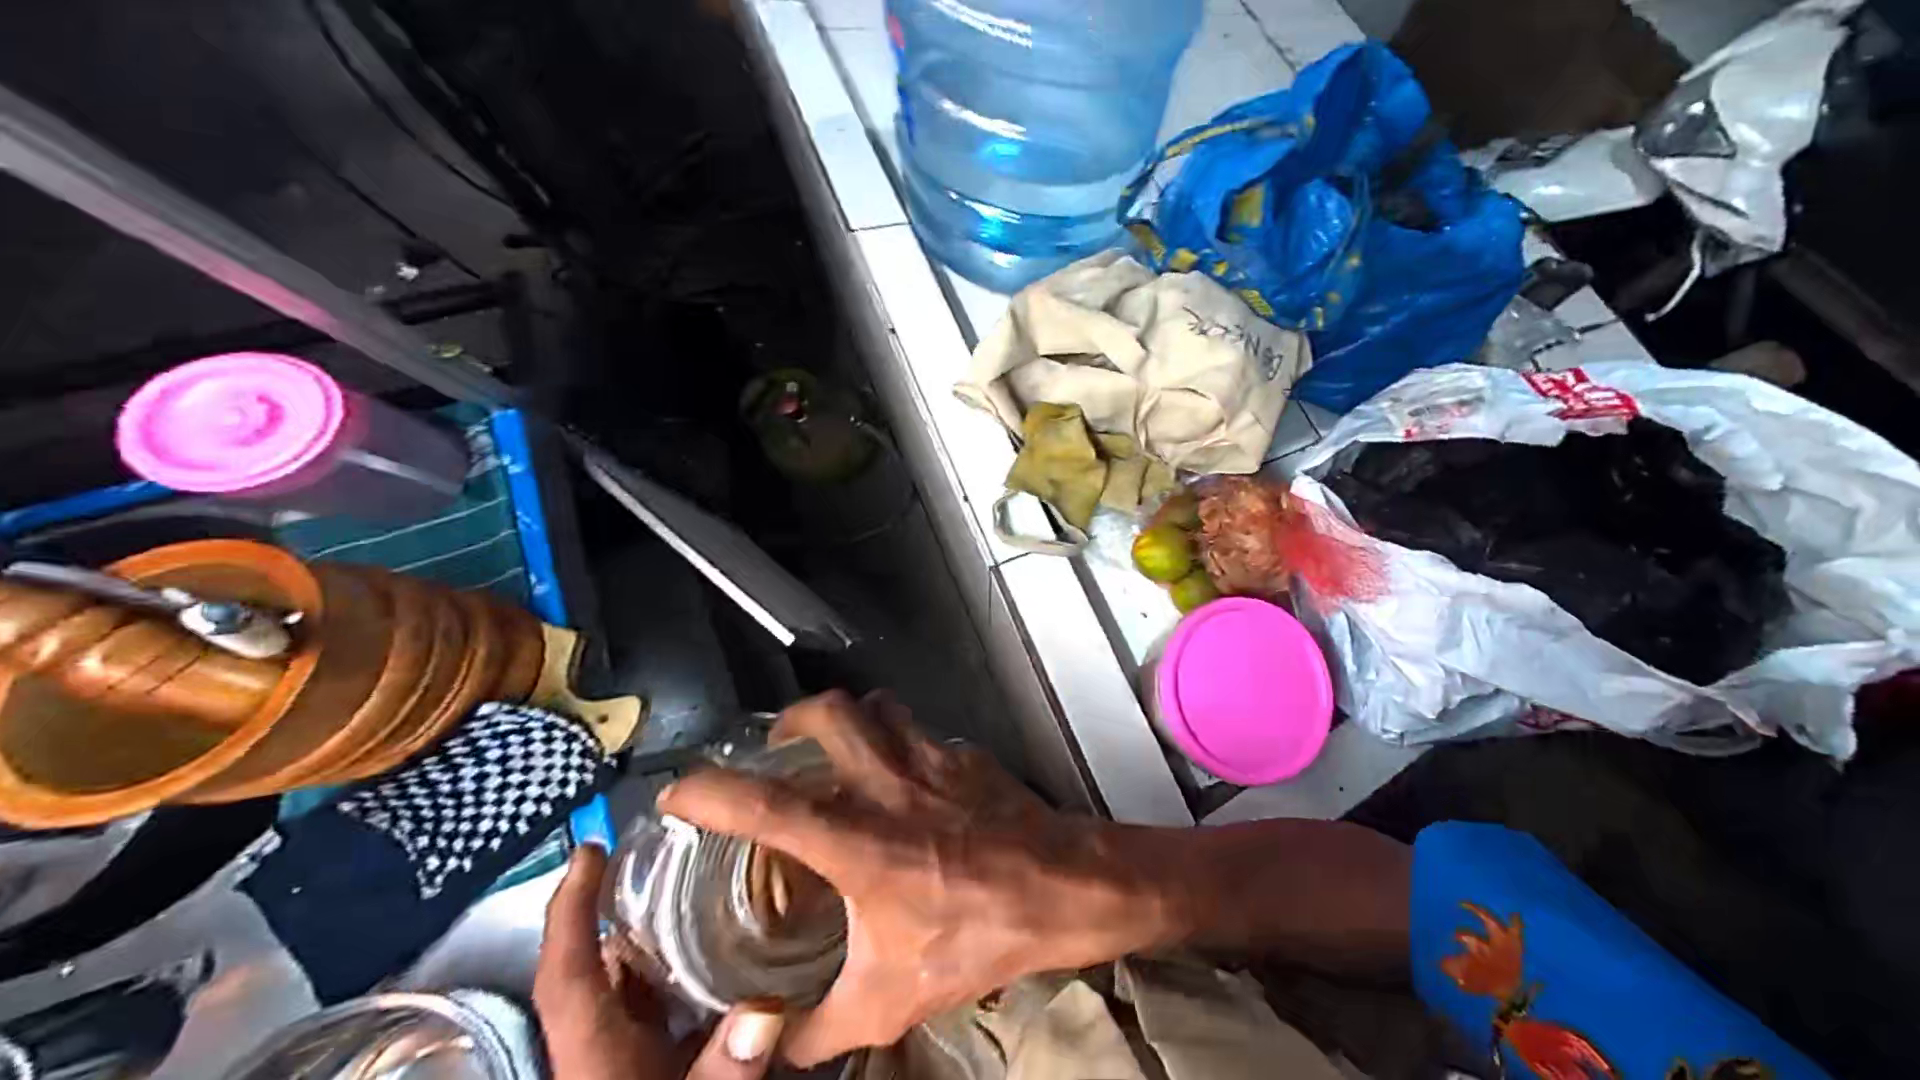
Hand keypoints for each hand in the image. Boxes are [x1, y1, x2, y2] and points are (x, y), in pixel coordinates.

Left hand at [534, 846, 786, 1079]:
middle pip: (601, 966)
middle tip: (677, 855)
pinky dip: (681, 972)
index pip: (566, 972)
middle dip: (628, 908)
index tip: (590, 851)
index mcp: (593, 1059)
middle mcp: (602, 1051)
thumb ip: (725, 1075)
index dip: (570, 908)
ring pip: (631, 985)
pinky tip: (723, 953)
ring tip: (706, 888)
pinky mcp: (649, 1068)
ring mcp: (624, 1060)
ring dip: (658, 936)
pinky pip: (659, 1007)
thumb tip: (767, 1008)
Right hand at [658, 691, 1169, 1066]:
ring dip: (850, 719)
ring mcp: (931, 758)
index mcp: (858, 840)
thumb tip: (771, 1046)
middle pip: (828, 714)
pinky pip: (919, 727)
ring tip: (837, 747)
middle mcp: (888, 782)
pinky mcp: (965, 753)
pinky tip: (903, 772)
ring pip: (877, 706)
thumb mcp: (893, 1000)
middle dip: (790, 719)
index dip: (711, 792)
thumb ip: (821, 1029)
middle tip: (777, 744)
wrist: (1068, 889)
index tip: (677, 792)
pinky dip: (897, 736)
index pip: (766, 804)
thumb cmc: (980, 937)